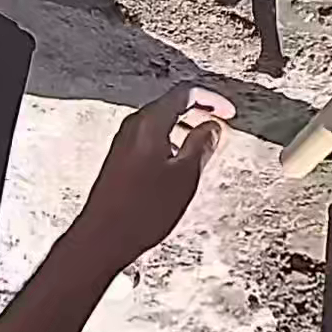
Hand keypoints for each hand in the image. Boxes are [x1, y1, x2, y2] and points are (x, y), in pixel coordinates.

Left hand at [68, 84, 233, 268]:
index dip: (212, 99)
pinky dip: (171, 139)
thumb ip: (201, 145)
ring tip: (205, 144)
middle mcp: (135, 124)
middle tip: (220, 123)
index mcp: (150, 122)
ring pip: (161, 120)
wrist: (102, 237)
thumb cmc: (143, 209)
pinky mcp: (120, 156)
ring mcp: (125, 139)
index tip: (228, 111)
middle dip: (199, 110)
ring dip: (186, 126)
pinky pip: (151, 136)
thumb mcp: (184, 176)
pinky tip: (180, 161)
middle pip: (172, 103)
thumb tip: (212, 126)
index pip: (185, 93)